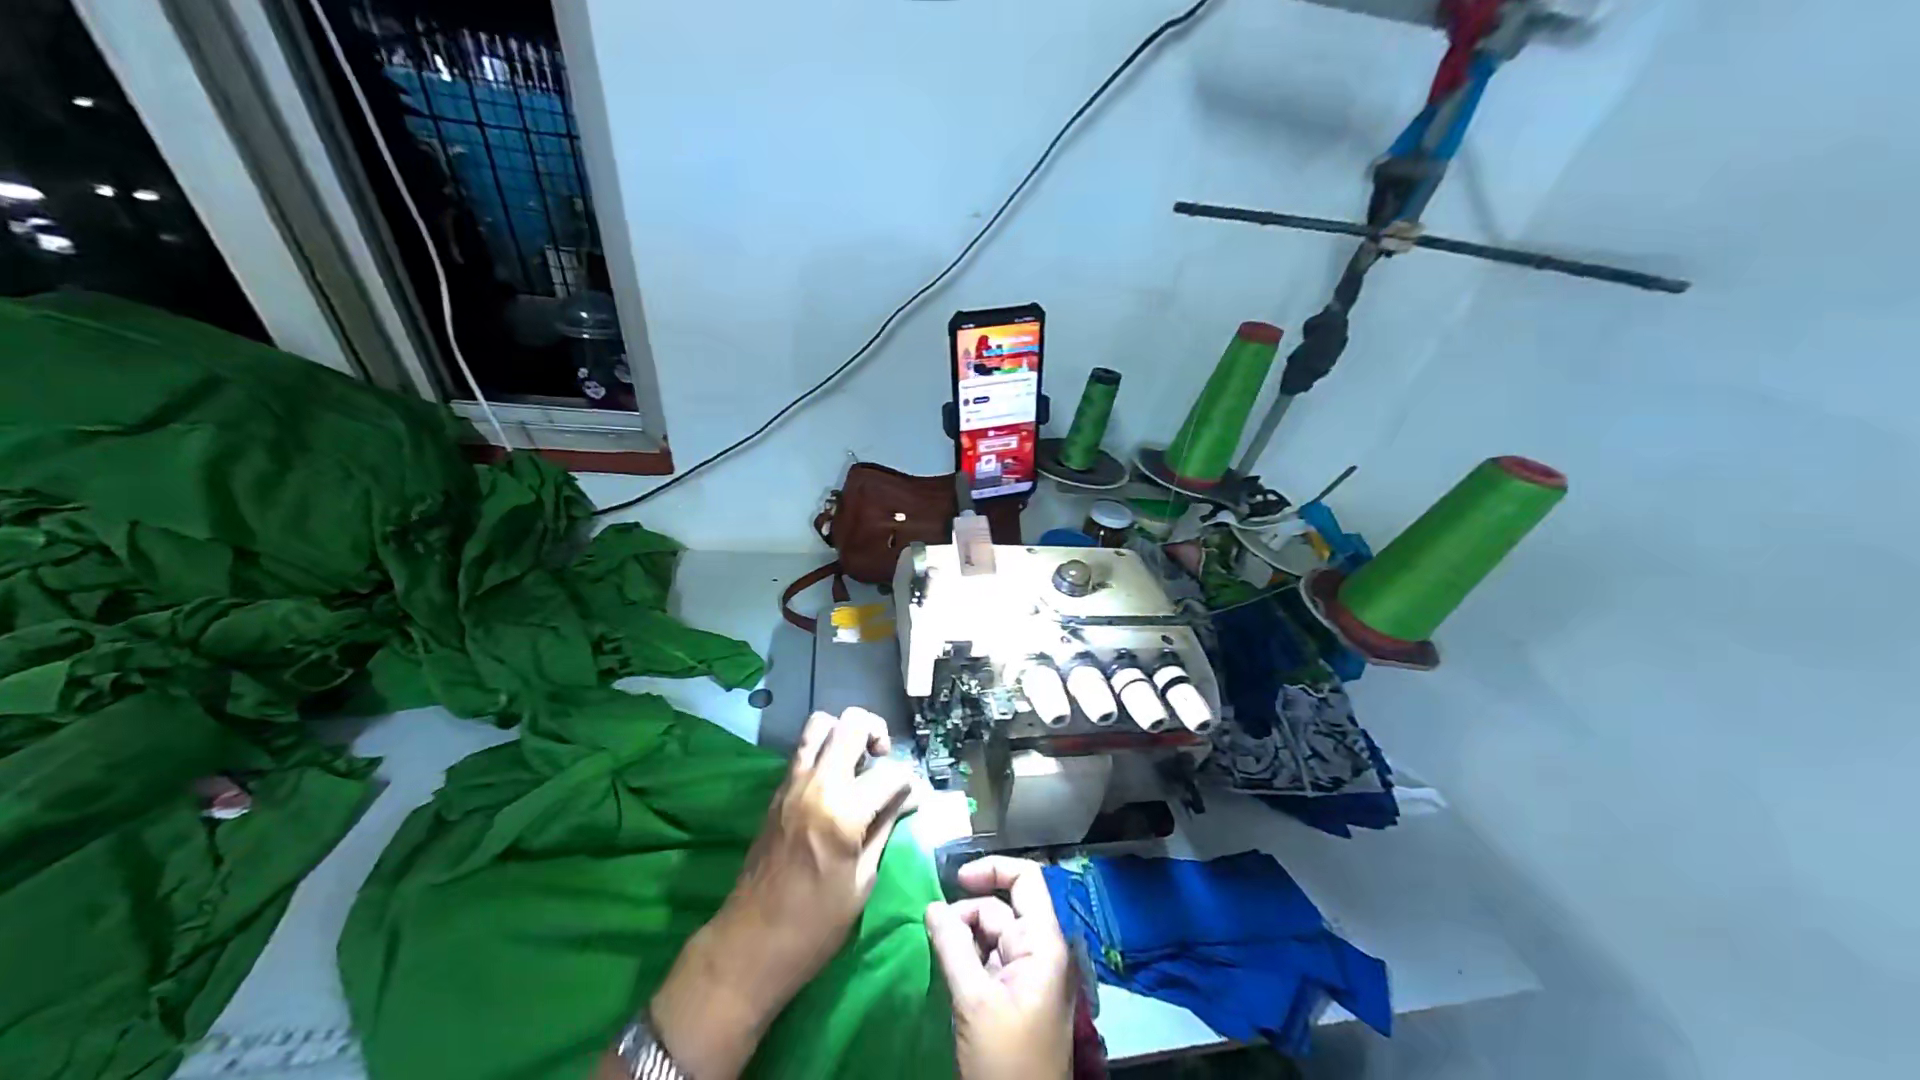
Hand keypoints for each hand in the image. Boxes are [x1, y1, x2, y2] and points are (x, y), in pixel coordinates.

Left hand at [645, 708, 912, 1078]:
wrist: (750, 943)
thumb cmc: (815, 925)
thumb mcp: (863, 881)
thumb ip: (885, 828)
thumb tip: (907, 798)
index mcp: (842, 811)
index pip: (891, 772)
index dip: (909, 782)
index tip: (913, 798)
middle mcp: (816, 784)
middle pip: (851, 724)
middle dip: (877, 733)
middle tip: (884, 761)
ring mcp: (792, 783)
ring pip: (820, 724)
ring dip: (845, 733)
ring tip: (858, 761)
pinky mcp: (777, 791)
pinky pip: (803, 749)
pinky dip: (824, 750)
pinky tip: (836, 781)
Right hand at [924, 857, 1074, 1079]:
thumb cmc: (1005, 1060)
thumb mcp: (974, 1001)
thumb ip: (952, 947)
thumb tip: (931, 906)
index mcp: (1042, 943)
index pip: (1026, 880)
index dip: (992, 870)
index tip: (955, 880)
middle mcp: (1039, 951)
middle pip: (1001, 909)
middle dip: (966, 914)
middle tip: (934, 934)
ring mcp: (1027, 975)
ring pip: (991, 935)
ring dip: (963, 938)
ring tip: (937, 954)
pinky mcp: (1014, 997)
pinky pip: (989, 961)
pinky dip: (967, 959)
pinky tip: (947, 971)